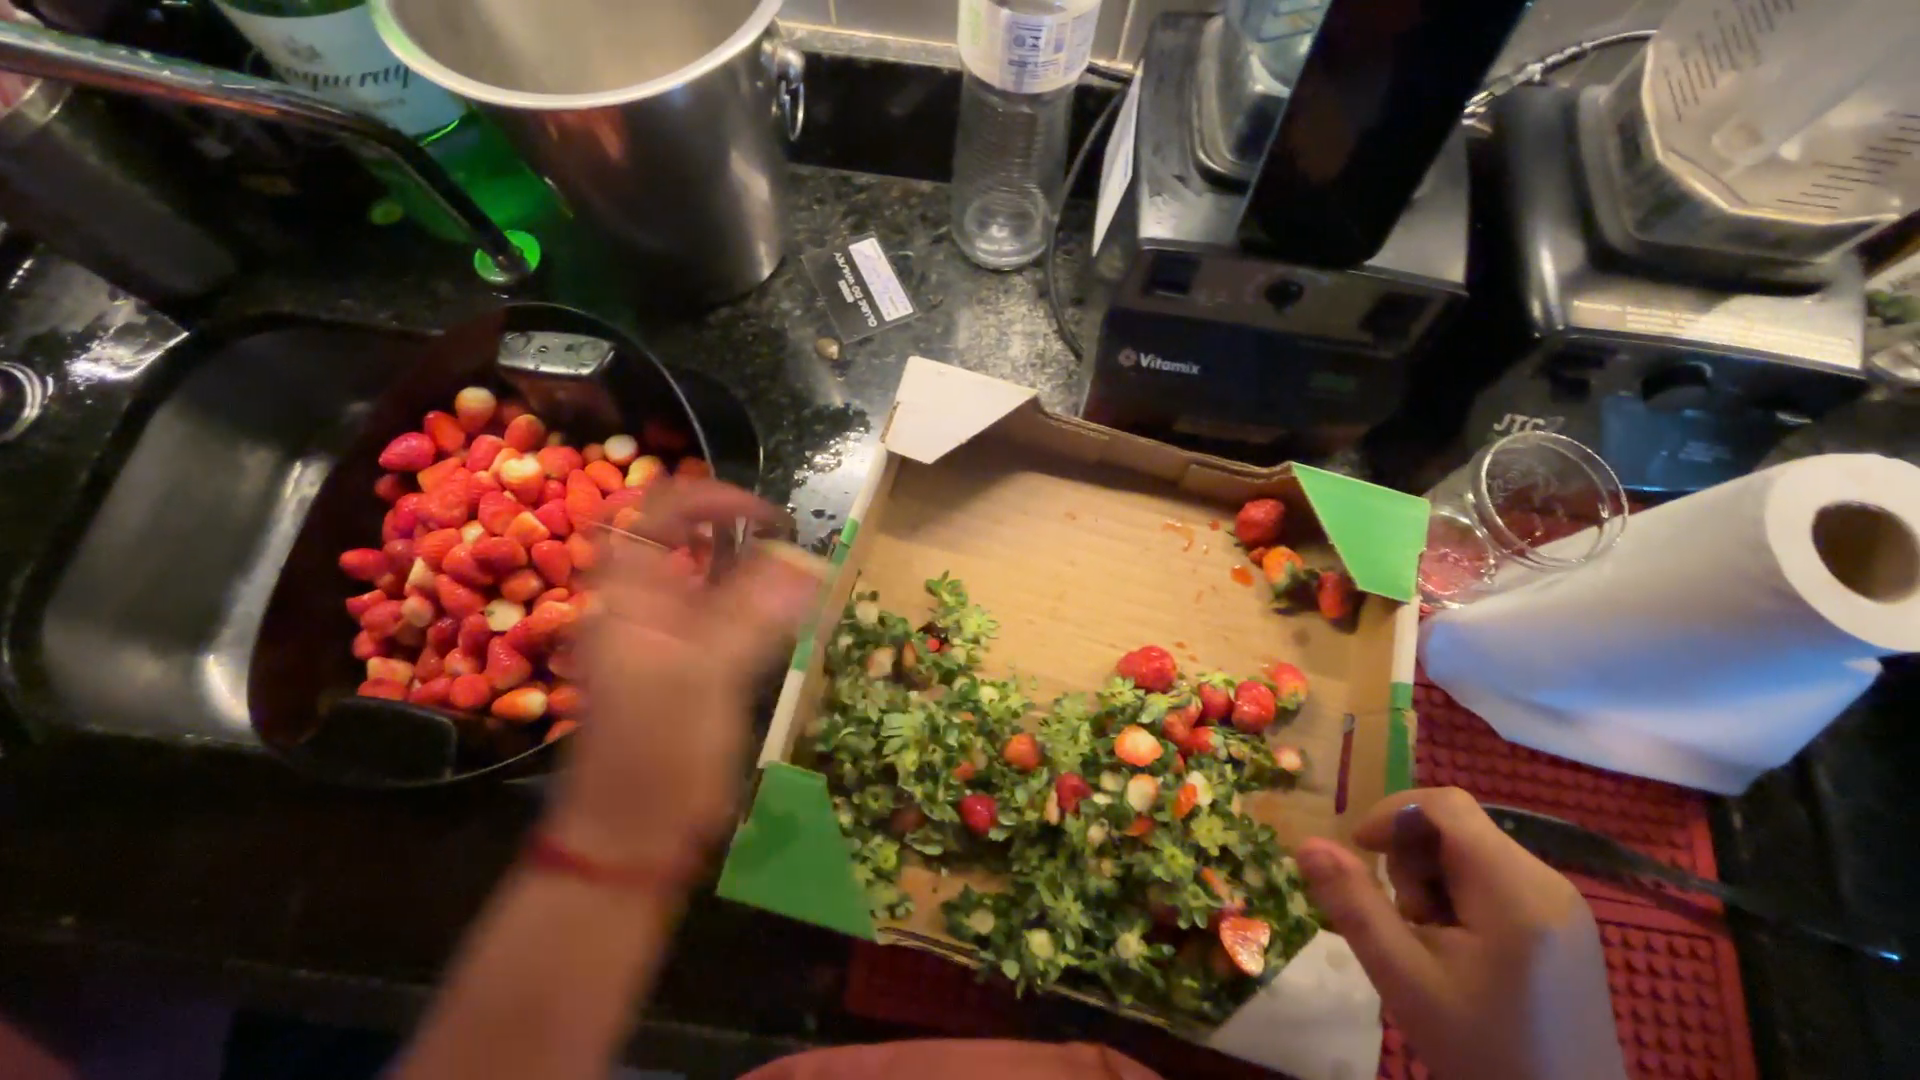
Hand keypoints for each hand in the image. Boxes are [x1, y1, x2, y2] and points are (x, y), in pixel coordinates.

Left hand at [545, 480, 825, 870]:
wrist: (633, 834)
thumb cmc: (660, 753)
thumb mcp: (708, 675)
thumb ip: (757, 613)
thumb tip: (808, 563)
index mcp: (631, 596)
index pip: (660, 512)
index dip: (711, 498)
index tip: (768, 517)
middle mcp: (644, 606)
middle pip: (685, 541)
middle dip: (738, 532)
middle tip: (787, 544)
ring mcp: (665, 637)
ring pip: (707, 580)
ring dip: (750, 569)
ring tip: (796, 577)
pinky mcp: (688, 668)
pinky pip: (722, 618)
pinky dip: (755, 607)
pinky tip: (787, 619)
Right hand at [1294, 788, 1626, 1079]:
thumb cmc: (1481, 1050)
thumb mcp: (1403, 977)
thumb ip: (1354, 904)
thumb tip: (1307, 843)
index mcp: (1514, 890)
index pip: (1446, 805)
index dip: (1391, 814)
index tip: (1359, 853)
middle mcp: (1548, 882)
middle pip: (1456, 828)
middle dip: (1412, 861)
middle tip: (1404, 922)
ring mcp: (1563, 903)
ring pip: (1471, 852)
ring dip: (1432, 881)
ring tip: (1431, 942)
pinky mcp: (1564, 923)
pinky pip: (1494, 877)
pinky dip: (1460, 896)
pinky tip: (1457, 948)